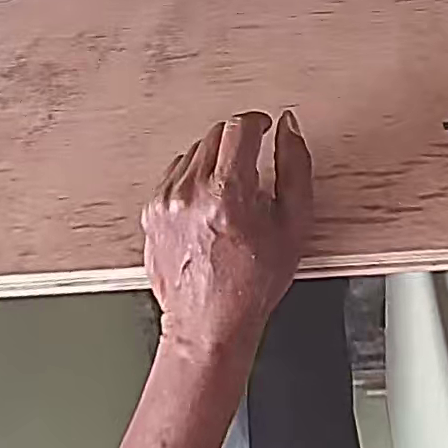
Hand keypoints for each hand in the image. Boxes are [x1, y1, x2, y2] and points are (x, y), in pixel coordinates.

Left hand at [142, 110, 313, 356]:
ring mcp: (167, 199)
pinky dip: (193, 178)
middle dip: (237, 141)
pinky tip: (207, 204)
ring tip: (229, 193)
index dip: (257, 122)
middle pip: (216, 134)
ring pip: (195, 151)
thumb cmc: (253, 283)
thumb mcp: (293, 226)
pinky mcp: (152, 209)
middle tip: (250, 166)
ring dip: (215, 160)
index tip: (264, 127)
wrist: (208, 325)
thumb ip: (295, 166)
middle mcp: (191, 191)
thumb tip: (289, 126)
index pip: (239, 127)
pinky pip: (176, 171)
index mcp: (227, 193)